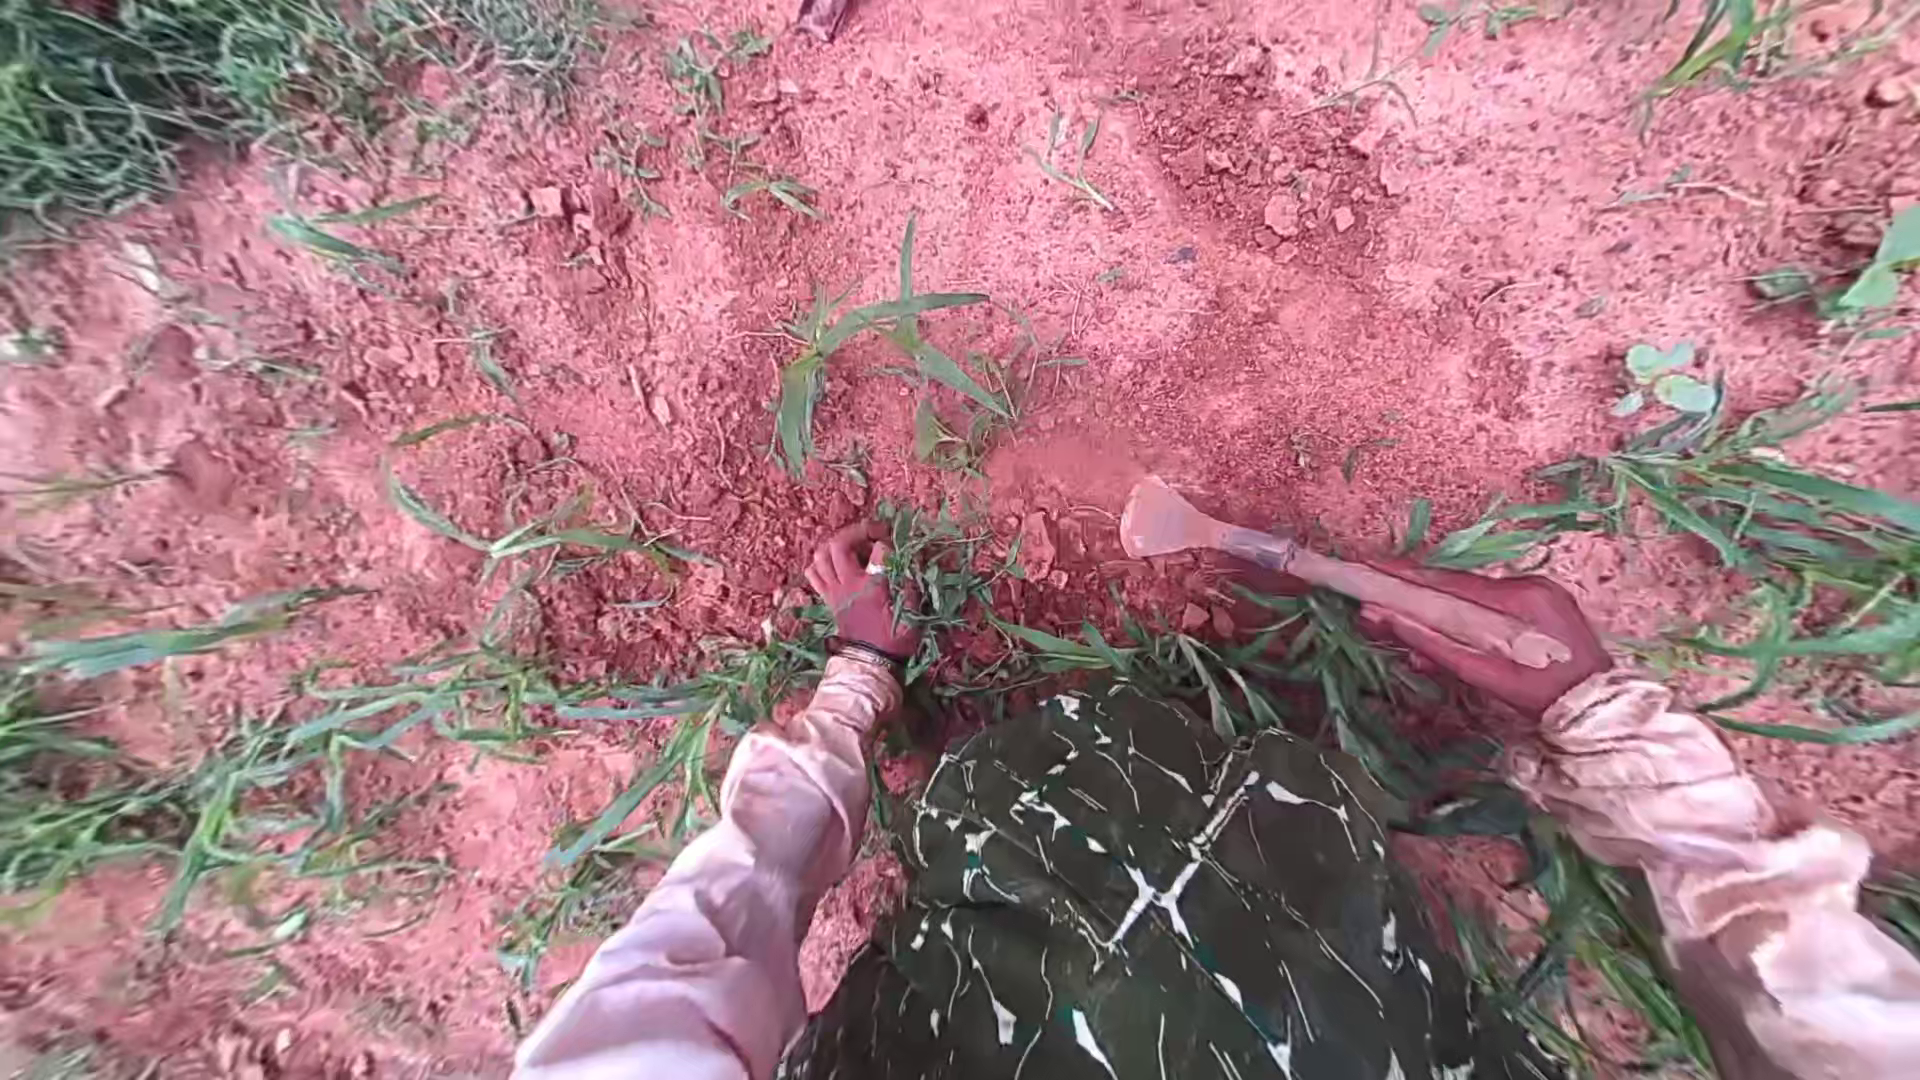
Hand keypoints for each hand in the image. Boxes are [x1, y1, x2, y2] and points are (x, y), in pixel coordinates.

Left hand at [805, 520, 921, 658]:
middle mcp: (847, 585)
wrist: (870, 664)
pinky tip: (838, 565)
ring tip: (854, 546)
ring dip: (836, 545)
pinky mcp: (828, 599)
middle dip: (856, 532)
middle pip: (838, 544)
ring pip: (821, 555)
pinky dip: (822, 563)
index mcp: (871, 587)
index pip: (878, 550)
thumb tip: (908, 563)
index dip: (888, 543)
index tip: (895, 546)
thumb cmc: (895, 638)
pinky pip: (815, 572)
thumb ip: (909, 584)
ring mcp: (833, 591)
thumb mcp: (911, 612)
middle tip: (872, 534)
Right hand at [1359, 565, 1610, 716]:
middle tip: (1373, 592)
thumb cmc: (1539, 697)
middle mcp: (1526, 585)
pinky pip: (1482, 598)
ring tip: (1399, 617)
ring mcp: (1535, 591)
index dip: (1400, 576)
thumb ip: (1427, 641)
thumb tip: (1378, 616)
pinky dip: (1454, 609)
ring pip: (1464, 591)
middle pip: (1451, 584)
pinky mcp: (1537, 601)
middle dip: (1408, 591)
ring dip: (1429, 603)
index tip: (1367, 569)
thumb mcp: (1477, 672)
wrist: (1602, 712)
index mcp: (1516, 599)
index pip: (1442, 582)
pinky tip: (1436, 623)